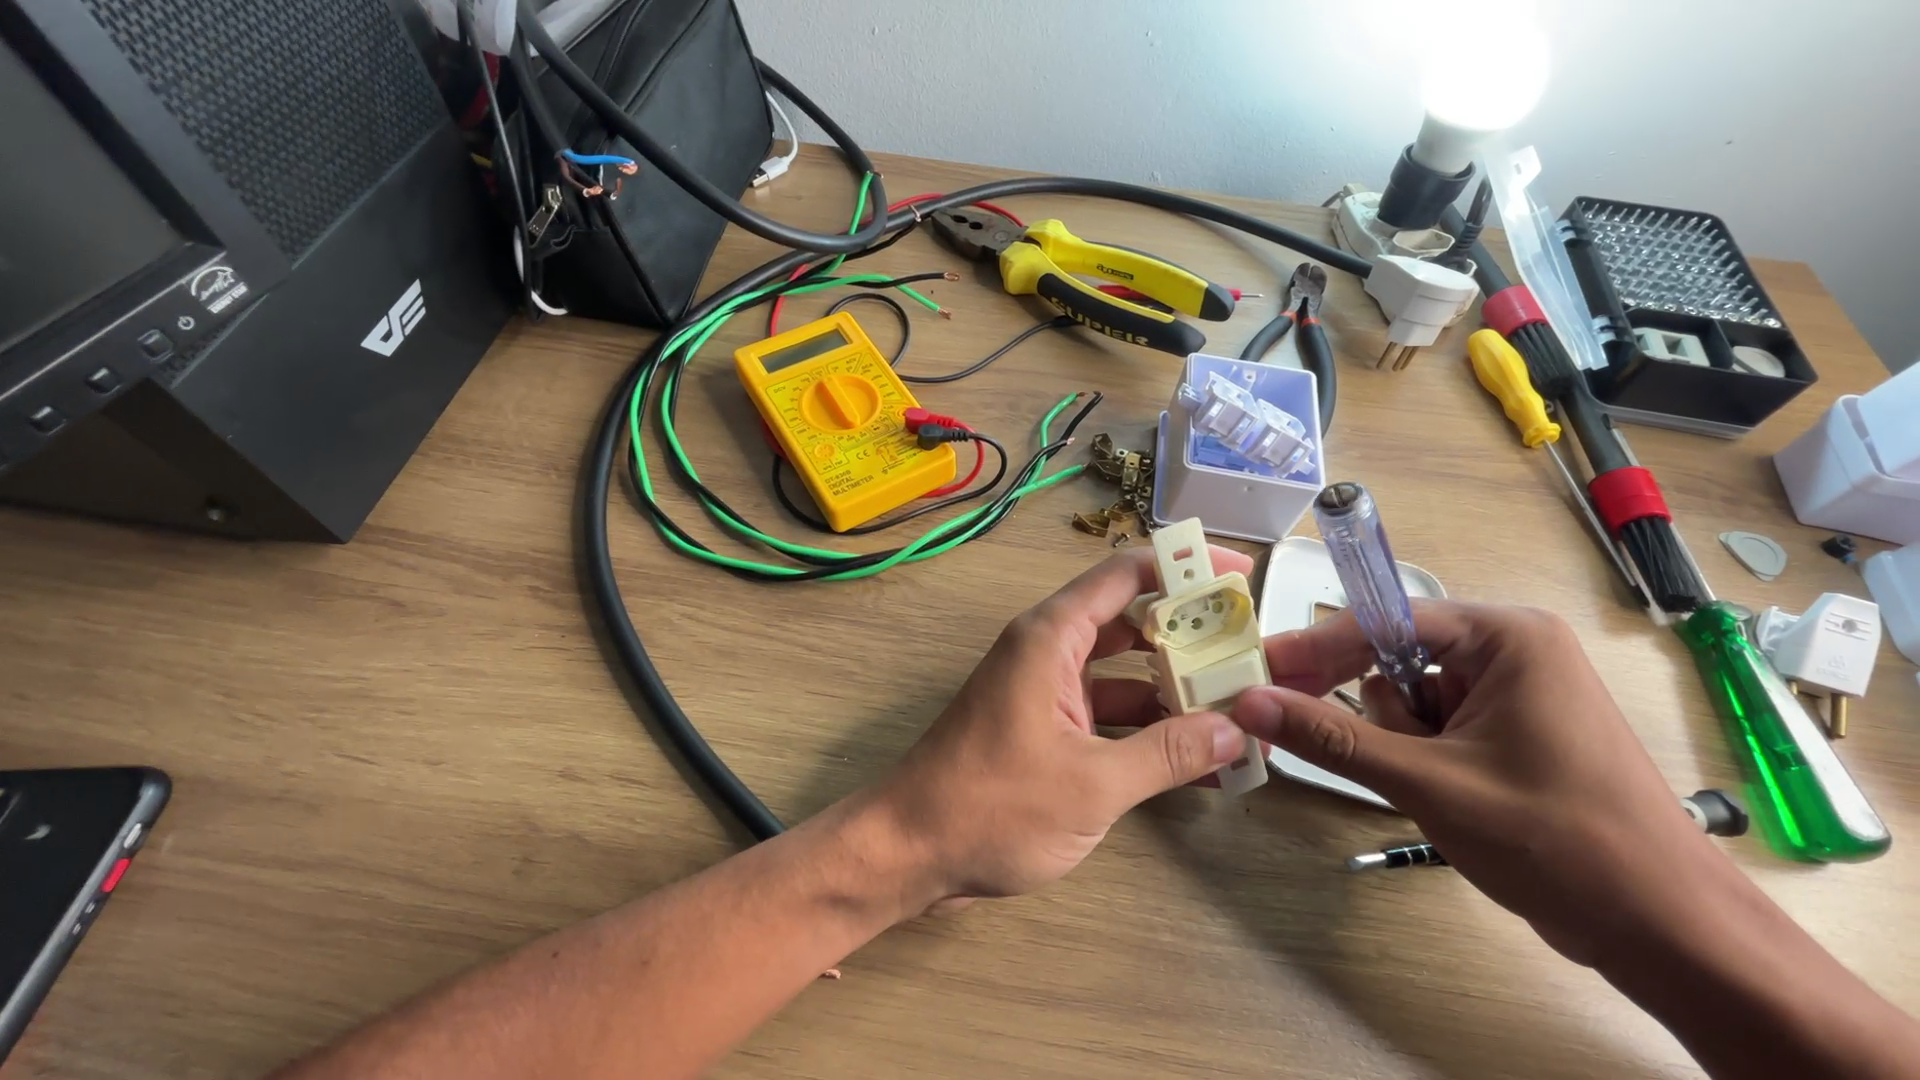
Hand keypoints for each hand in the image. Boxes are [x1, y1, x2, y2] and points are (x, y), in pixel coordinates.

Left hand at [870, 547, 1257, 905]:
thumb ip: (1167, 754)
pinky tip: (1197, 754)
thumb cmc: (991, 807)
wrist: (909, 852)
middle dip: (1191, 633)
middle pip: (1130, 620)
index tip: (1240, 575)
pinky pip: (1106, 712)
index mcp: (1051, 637)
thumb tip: (1235, 730)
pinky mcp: (1043, 729)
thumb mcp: (1091, 783)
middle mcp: (1047, 652)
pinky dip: (1146, 726)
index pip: (1125, 573)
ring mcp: (1044, 691)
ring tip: (1240, 703)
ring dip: (1174, 686)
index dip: (1184, 565)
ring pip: (1122, 670)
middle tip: (1255, 649)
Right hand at [1233, 600, 1725, 964]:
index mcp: (1507, 636)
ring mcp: (1517, 692)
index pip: (1384, 620)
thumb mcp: (1427, 783)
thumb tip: (1248, 701)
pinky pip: (1437, 724)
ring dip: (1397, 739)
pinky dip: (1418, 754)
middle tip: (1295, 723)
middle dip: (1364, 702)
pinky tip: (1436, 791)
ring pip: (1411, 695)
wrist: (1665, 930)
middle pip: (1394, 657)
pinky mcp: (1514, 731)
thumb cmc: (1554, 840)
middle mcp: (1513, 650)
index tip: (1258, 668)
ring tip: (1425, 785)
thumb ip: (1331, 737)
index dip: (1316, 645)